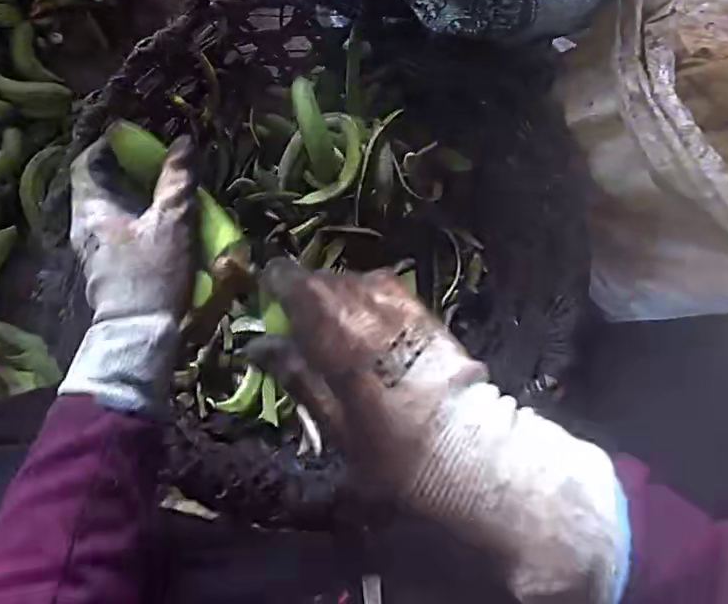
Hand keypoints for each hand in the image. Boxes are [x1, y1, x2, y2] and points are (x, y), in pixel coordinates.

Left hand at [58, 136, 194, 414]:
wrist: (140, 338)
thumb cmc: (151, 275)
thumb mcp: (171, 222)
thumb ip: (177, 180)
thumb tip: (183, 141)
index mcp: (91, 210)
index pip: (86, 163)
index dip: (107, 144)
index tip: (135, 137)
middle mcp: (85, 225)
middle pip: (99, 183)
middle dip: (127, 166)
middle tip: (157, 157)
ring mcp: (94, 246)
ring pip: (110, 204)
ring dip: (134, 190)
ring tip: (164, 182)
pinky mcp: (108, 263)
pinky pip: (118, 223)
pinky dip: (137, 211)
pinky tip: (161, 215)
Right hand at [252, 260, 628, 603]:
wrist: (469, 450)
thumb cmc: (391, 448)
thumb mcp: (332, 422)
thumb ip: (294, 374)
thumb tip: (257, 346)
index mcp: (331, 324)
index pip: (288, 278)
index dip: (273, 283)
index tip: (266, 297)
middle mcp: (359, 298)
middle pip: (316, 277)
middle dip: (302, 295)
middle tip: (299, 326)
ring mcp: (392, 296)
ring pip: (346, 279)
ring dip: (332, 297)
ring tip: (335, 329)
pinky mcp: (416, 303)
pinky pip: (375, 286)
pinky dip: (361, 298)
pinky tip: (367, 326)